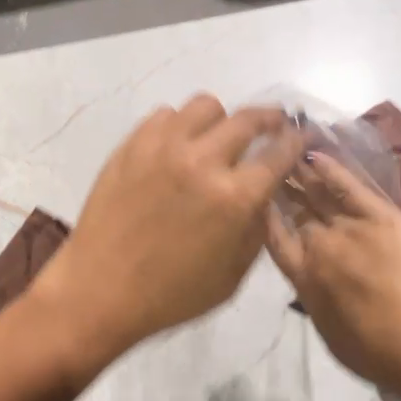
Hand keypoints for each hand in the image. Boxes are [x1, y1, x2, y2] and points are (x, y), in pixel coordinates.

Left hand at [32, 95, 303, 362]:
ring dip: (220, 119)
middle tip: (271, 124)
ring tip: (216, 136)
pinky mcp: (132, 144)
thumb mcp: (232, 276)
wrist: (100, 291)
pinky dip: (179, 125)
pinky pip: (165, 115)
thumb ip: (256, 228)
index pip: (278, 153)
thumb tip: (265, 193)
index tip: (300, 136)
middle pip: (247, 119)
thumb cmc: (171, 295)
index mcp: (234, 197)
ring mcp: (163, 147)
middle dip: (268, 119)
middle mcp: (203, 161)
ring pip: (205, 105)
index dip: (296, 141)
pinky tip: (177, 147)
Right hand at [266, 153, 400, 397]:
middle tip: (270, 171)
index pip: (274, 237)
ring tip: (285, 154)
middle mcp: (319, 246)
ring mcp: (348, 227)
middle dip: (281, 190)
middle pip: (295, 211)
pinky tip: (315, 154)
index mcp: (303, 277)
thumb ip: (315, 302)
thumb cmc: (381, 355)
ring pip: (316, 193)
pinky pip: (348, 185)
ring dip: (299, 173)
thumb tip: (312, 286)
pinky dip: (330, 168)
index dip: (264, 215)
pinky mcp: (380, 215)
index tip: (257, 198)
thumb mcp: (331, 336)